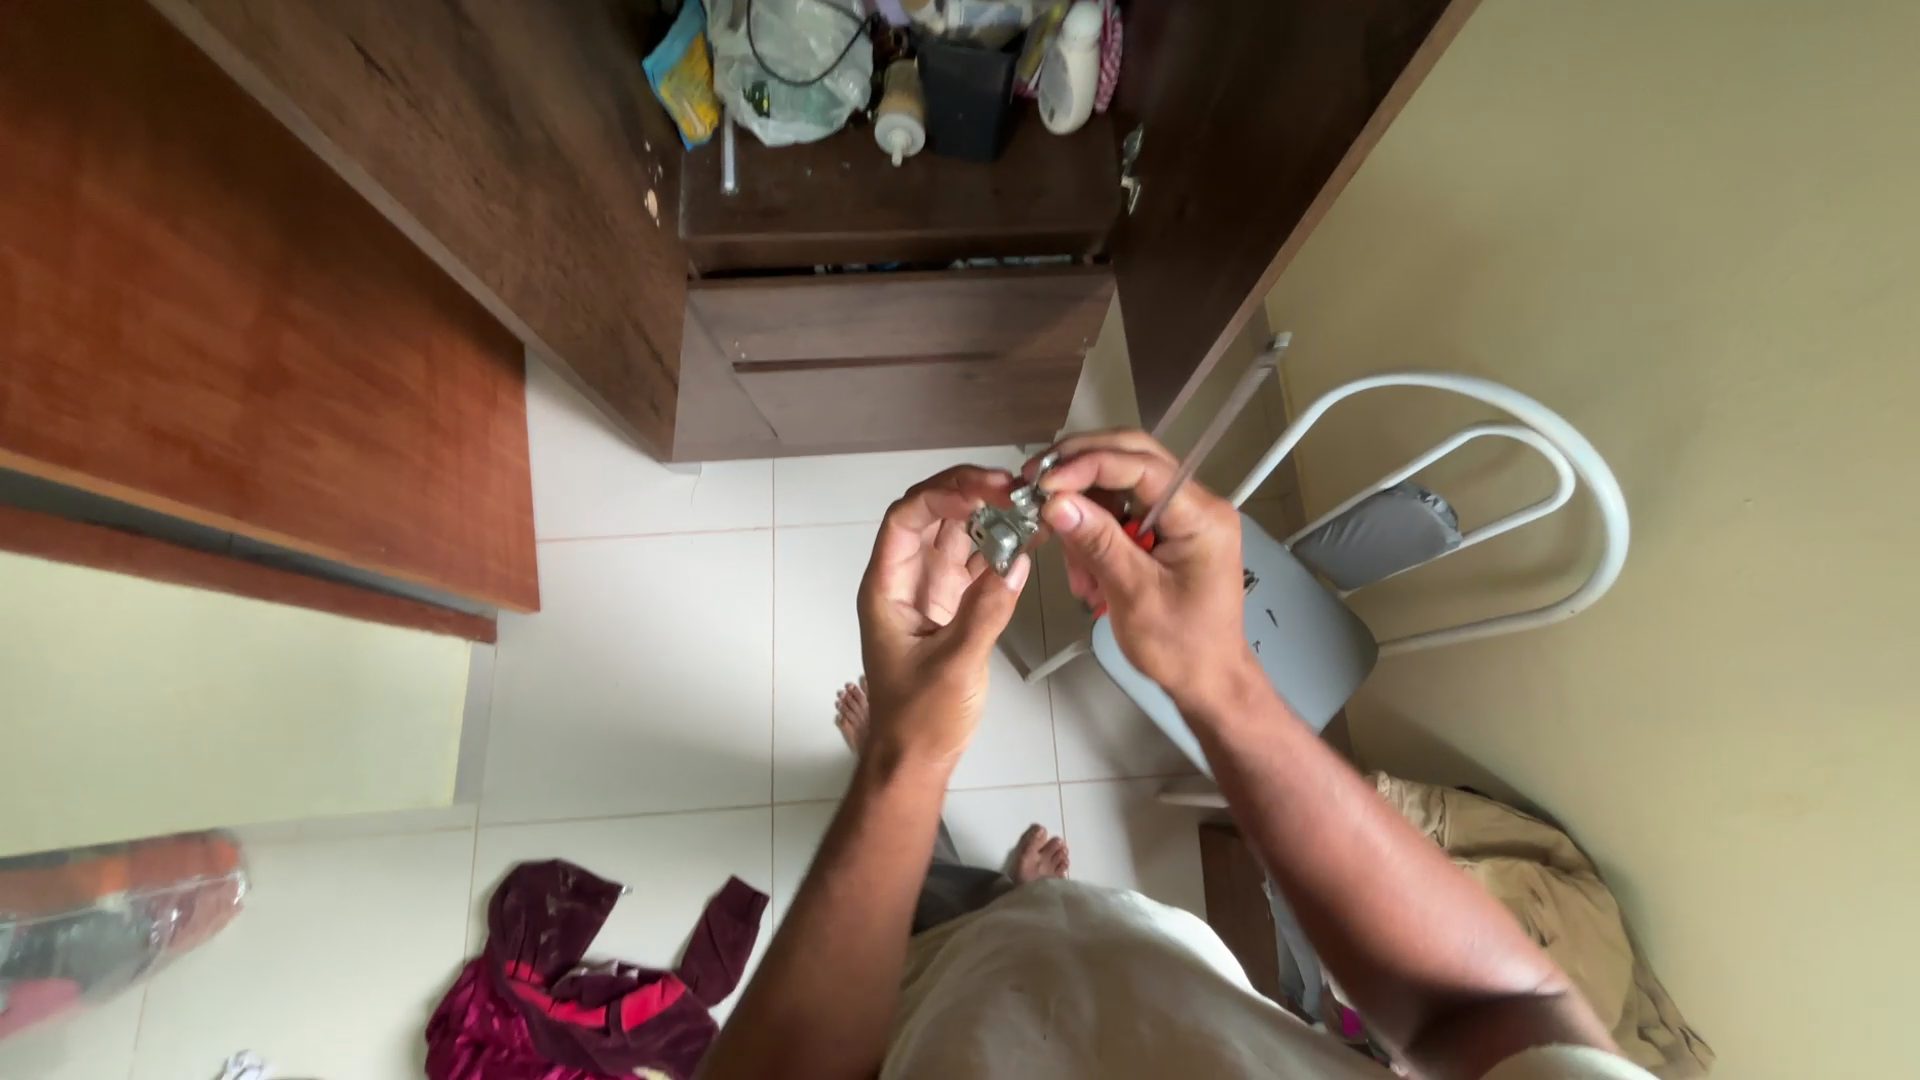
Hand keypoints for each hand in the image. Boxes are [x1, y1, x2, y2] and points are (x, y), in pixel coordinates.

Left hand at [857, 466, 1031, 773]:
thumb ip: (986, 610)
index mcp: (887, 587)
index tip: (985, 492)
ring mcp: (930, 590)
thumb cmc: (920, 717)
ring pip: (956, 535)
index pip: (906, 519)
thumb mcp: (954, 663)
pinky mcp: (953, 605)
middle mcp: (906, 579)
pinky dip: (999, 548)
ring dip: (988, 517)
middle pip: (931, 516)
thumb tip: (1019, 560)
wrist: (916, 757)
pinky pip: (975, 564)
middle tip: (1012, 487)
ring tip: (1025, 504)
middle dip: (969, 493)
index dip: (942, 495)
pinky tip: (1027, 537)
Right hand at [1032, 431, 1256, 710]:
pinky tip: (1084, 571)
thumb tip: (1056, 501)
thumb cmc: (1181, 647)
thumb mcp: (1134, 594)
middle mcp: (1195, 503)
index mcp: (1201, 515)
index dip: (1088, 466)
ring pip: (1119, 484)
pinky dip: (1093, 533)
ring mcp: (1179, 515)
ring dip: (1084, 512)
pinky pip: (1120, 512)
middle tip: (1035, 482)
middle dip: (1080, 468)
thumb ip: (1097, 542)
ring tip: (1072, 562)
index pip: (1141, 466)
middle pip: (1132, 457)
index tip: (1046, 483)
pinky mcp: (1164, 530)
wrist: (1208, 680)